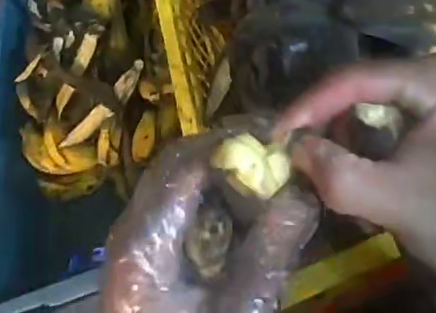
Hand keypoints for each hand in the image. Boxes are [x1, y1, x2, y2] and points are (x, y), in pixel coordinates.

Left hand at [103, 133, 318, 312]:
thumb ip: (272, 248)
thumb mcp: (241, 309)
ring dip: (217, 168)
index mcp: (144, 243)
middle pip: (176, 163)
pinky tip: (239, 205)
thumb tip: (305, 190)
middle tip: (270, 149)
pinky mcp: (143, 257)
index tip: (275, 140)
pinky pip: (174, 204)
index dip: (232, 145)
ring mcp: (132, 244)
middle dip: (225, 149)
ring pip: (174, 179)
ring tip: (260, 171)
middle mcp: (129, 231)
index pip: (186, 165)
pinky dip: (208, 193)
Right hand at [271, 57, 435, 301]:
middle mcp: (433, 74)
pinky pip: (387, 121)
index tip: (276, 135)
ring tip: (318, 167)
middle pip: (362, 86)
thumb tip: (294, 150)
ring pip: (371, 104)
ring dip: (343, 134)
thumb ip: (342, 176)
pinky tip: (353, 172)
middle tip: (291, 153)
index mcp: (431, 77)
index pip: (357, 77)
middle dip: (325, 119)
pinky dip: (364, 145)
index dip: (312, 103)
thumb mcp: (399, 201)